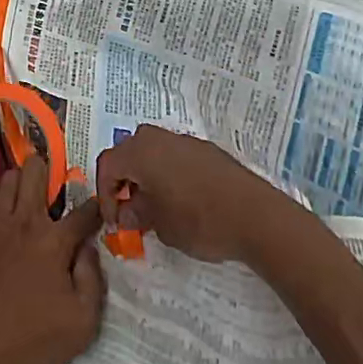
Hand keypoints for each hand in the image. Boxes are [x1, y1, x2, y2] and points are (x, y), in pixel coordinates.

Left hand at [0, 155, 105, 363]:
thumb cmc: (34, 337)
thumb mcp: (82, 321)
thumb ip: (92, 279)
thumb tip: (89, 249)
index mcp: (55, 242)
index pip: (82, 214)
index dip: (95, 206)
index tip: (99, 204)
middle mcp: (25, 221)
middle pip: (36, 173)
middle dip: (46, 167)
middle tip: (51, 175)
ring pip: (8, 178)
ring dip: (19, 176)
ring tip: (26, 185)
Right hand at [93, 125, 300, 263]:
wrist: (257, 216)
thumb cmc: (199, 220)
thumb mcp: (161, 226)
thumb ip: (137, 214)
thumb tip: (127, 211)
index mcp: (138, 152)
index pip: (107, 165)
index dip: (105, 193)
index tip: (115, 220)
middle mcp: (156, 138)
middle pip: (127, 152)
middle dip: (125, 179)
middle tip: (131, 208)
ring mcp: (183, 140)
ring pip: (152, 152)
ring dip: (148, 174)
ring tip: (158, 204)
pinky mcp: (205, 149)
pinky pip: (175, 156)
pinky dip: (170, 172)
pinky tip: (185, 198)